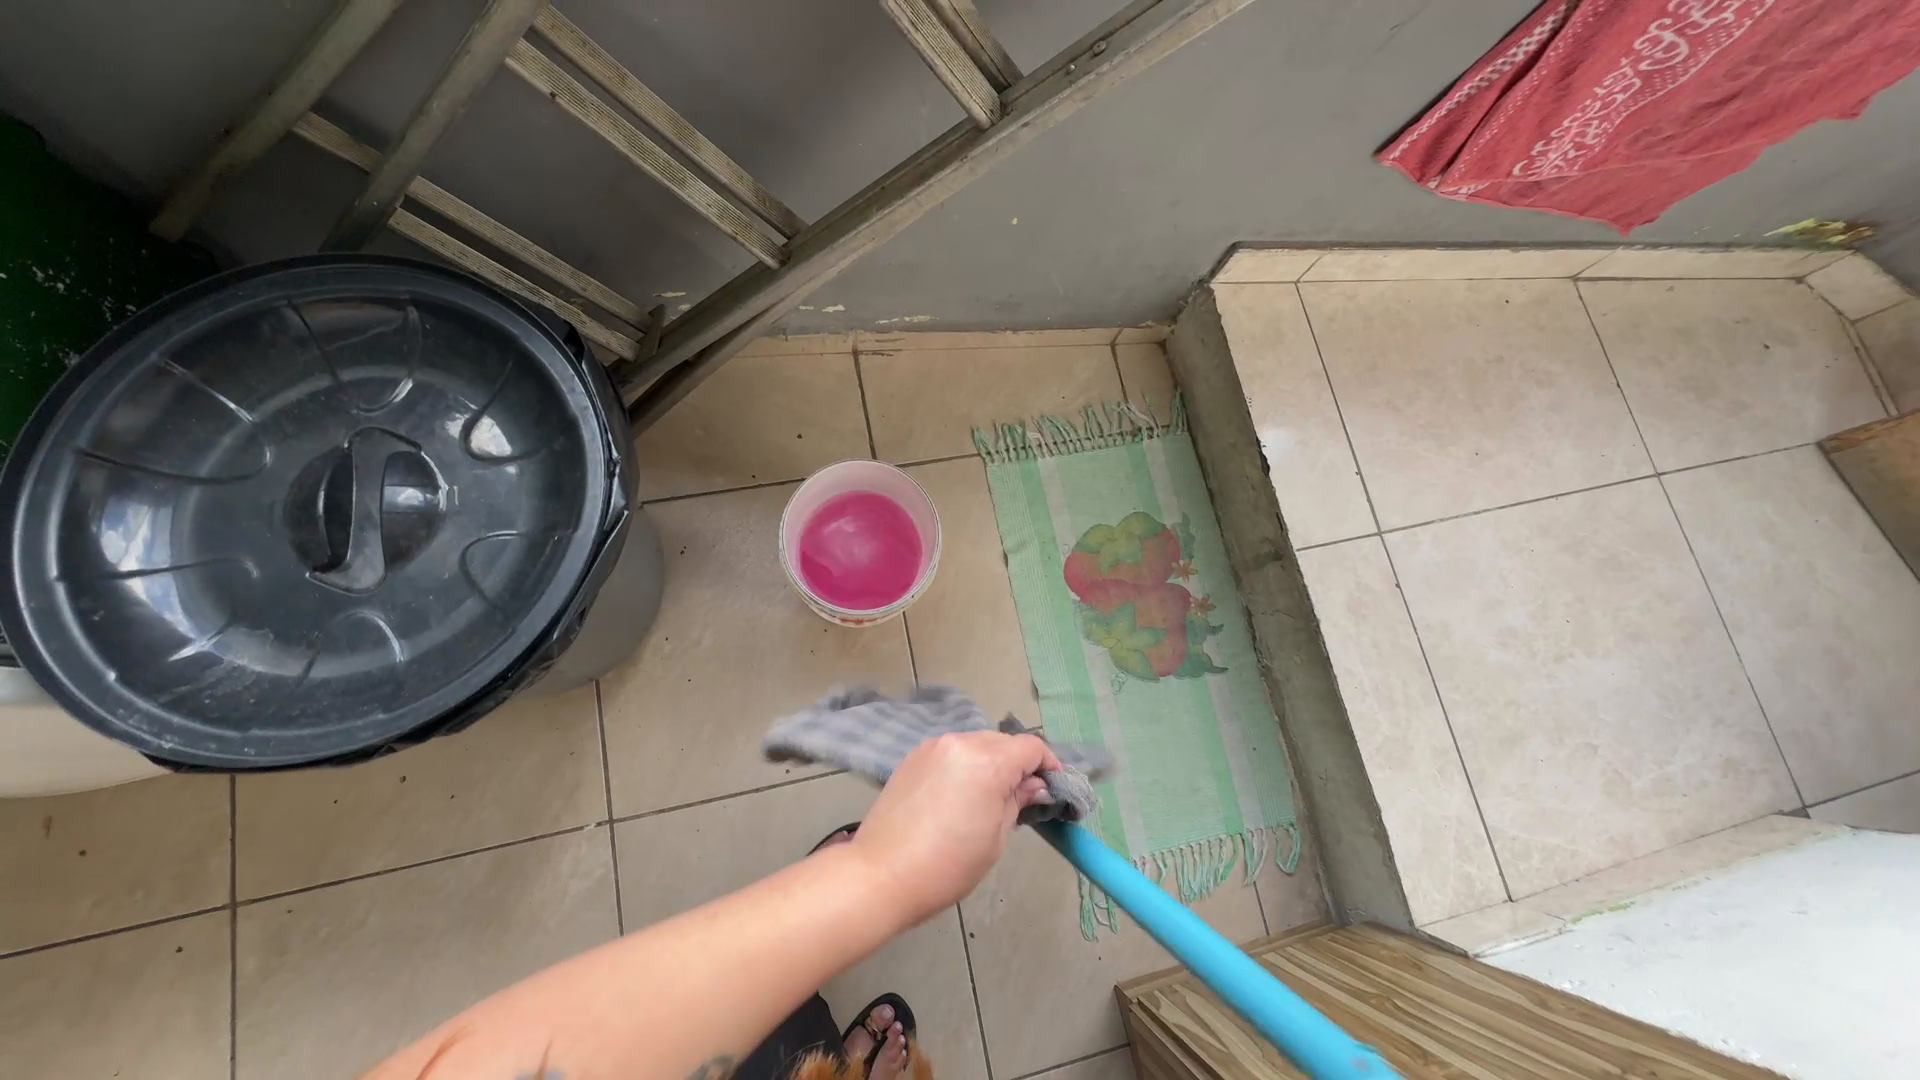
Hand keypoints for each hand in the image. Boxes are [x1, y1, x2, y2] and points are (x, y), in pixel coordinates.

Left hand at [847, 732, 1062, 927]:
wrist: (882, 874)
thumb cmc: (947, 865)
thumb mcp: (996, 838)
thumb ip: (1017, 802)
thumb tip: (1033, 785)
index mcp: (987, 762)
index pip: (1030, 747)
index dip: (1048, 765)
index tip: (1052, 787)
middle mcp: (961, 743)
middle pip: (1003, 741)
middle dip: (1018, 763)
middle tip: (1023, 796)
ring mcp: (933, 747)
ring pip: (976, 743)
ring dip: (990, 761)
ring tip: (989, 796)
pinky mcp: (913, 756)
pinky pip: (952, 751)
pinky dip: (964, 764)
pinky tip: (960, 793)